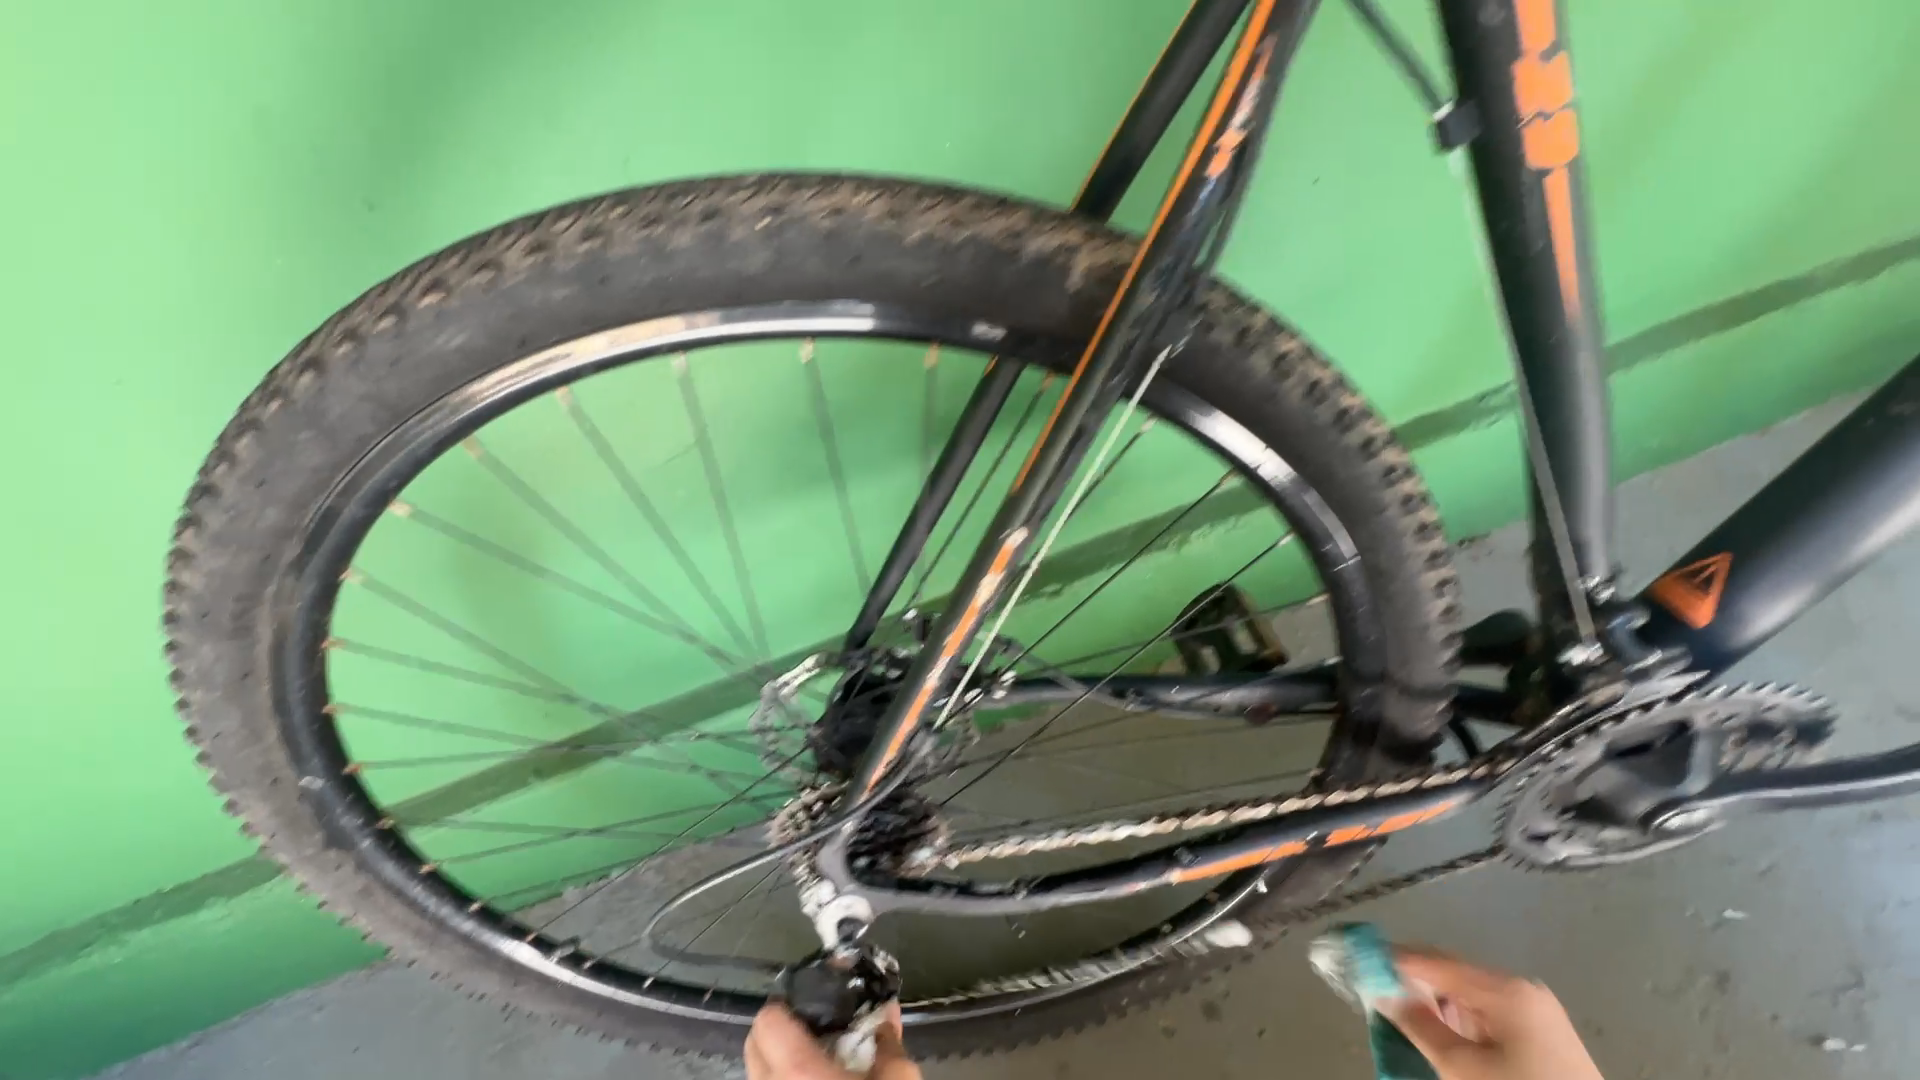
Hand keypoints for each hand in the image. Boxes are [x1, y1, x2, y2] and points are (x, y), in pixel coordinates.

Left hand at [745, 1004, 922, 1079]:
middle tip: (819, 1029)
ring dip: (782, 1063)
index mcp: (797, 1074)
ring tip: (820, 1065)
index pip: (767, 1020)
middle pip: (754, 1046)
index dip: (789, 1004)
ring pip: (759, 1077)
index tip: (819, 1001)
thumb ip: (888, 1043)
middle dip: (781, 1030)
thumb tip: (884, 1012)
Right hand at [1375, 948, 1604, 1079]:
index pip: (1433, 961)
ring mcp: (1536, 1013)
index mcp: (1504, 989)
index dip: (1391, 959)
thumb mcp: (1462, 1069)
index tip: (1356, 960)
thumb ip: (1419, 1025)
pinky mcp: (1543, 1037)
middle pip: (1451, 974)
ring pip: (1468, 995)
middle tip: (1374, 993)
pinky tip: (1440, 1035)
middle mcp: (1521, 989)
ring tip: (1402, 1017)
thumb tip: (1383, 991)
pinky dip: (1459, 1020)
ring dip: (1435, 1004)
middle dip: (1412, 982)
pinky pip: (1487, 1014)